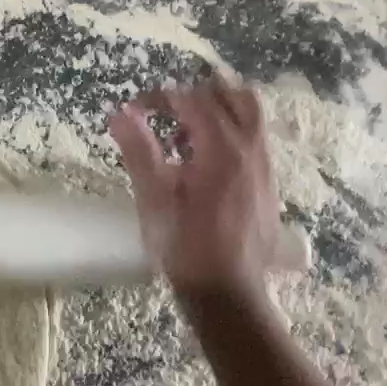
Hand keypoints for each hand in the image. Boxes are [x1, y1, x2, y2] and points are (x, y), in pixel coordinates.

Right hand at [108, 78, 279, 294]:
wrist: (226, 290)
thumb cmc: (183, 244)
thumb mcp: (153, 196)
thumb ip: (138, 150)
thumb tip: (120, 112)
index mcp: (222, 149)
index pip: (192, 100)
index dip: (159, 98)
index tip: (133, 111)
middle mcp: (251, 149)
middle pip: (233, 95)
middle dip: (196, 95)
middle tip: (165, 112)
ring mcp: (264, 166)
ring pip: (248, 116)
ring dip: (215, 113)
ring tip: (184, 136)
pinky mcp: (267, 183)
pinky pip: (252, 140)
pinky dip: (228, 134)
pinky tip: (202, 163)